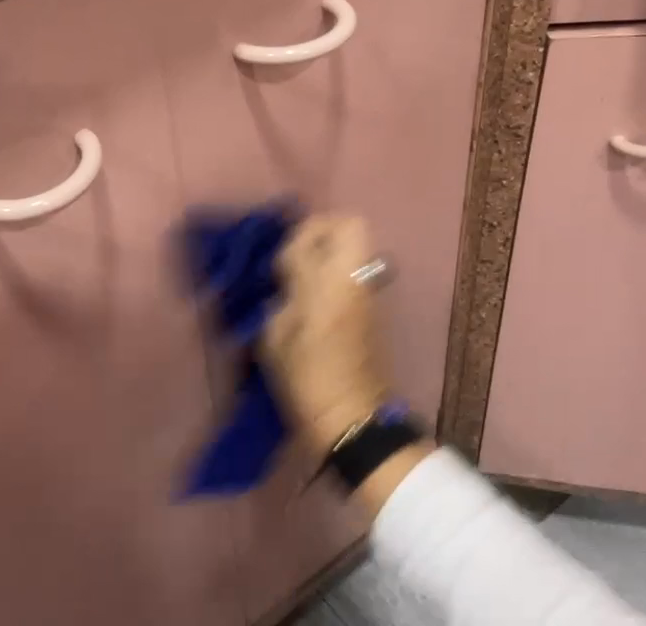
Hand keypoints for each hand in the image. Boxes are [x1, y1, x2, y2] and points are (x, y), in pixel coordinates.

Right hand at [261, 215, 392, 459]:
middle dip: (322, 231)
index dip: (294, 238)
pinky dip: (334, 273)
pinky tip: (313, 296)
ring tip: (303, 275)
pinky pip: (353, 272)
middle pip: (350, 226)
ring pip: (354, 248)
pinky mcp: (371, 309)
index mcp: (324, 284)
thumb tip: (284, 285)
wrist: (353, 419)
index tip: (280, 259)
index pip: (311, 235)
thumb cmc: (306, 380)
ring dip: (329, 252)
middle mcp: (351, 279)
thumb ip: (279, 300)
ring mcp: (366, 293)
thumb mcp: (273, 339)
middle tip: (298, 253)